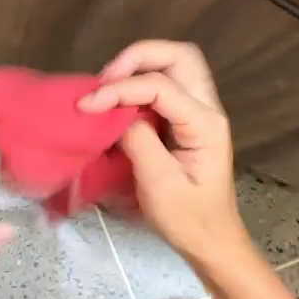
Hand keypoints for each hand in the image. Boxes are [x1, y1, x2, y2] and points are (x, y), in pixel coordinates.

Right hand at [78, 41, 251, 268]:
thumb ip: (138, 141)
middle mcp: (207, 109)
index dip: (120, 89)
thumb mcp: (160, 184)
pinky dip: (139, 84)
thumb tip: (114, 114)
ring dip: (138, 68)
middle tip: (105, 80)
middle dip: (138, 57)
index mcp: (205, 124)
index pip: (160, 85)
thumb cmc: (188, 219)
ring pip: (174, 65)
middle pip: (179, 56)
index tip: (87, 106)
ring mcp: (199, 113)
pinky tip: (117, 103)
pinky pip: (166, 86)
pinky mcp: (186, 121)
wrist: (212, 242)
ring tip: (107, 89)